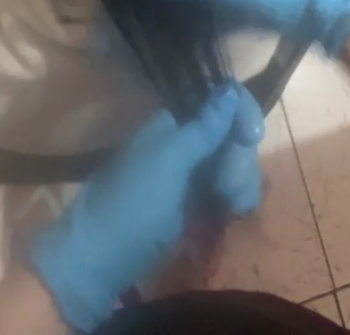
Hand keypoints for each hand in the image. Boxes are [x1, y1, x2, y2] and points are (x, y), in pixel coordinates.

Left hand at [30, 84, 264, 331]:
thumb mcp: (169, 163)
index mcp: (174, 121)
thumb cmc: (132, 206)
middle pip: (233, 132)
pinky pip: (228, 189)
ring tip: (232, 208)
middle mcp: (186, 140)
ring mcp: (191, 172)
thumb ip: (202, 128)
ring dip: (241, 182)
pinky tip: (234, 213)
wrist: (98, 262)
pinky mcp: (195, 203)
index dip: (241, 112)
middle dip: (240, 159)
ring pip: (234, 162)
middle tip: (228, 189)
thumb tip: (229, 86)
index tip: (251, 138)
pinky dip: (237, 198)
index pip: (221, 98)